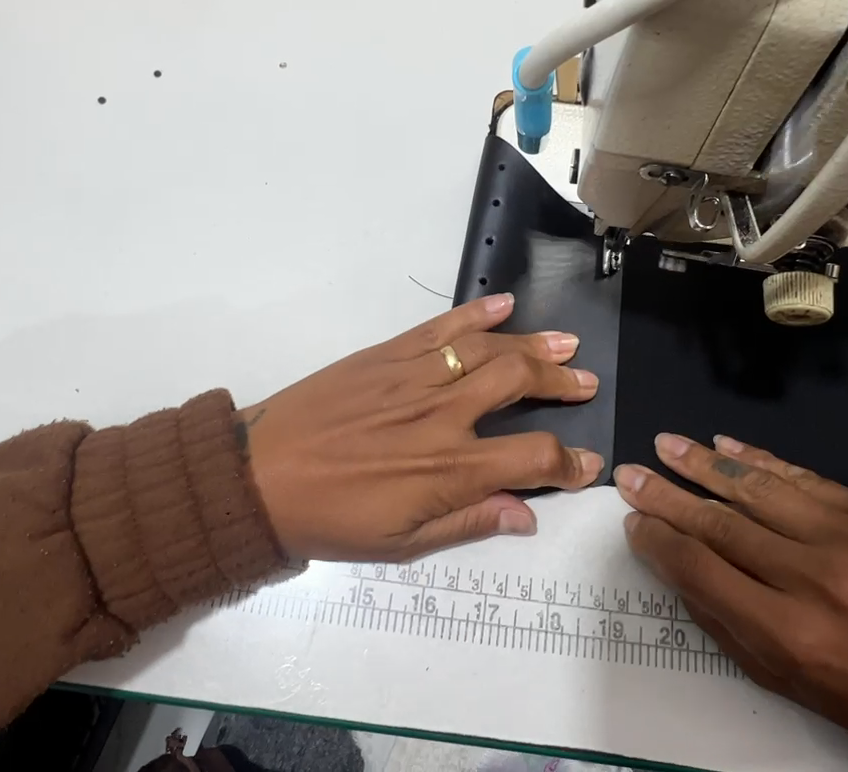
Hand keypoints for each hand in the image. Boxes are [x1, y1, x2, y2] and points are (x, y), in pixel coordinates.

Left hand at [242, 292, 601, 561]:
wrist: (259, 475)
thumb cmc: (330, 519)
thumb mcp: (400, 544)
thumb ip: (467, 524)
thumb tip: (525, 515)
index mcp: (448, 469)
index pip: (531, 458)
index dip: (569, 463)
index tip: (588, 463)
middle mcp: (442, 414)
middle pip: (517, 382)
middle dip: (560, 383)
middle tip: (586, 382)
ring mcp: (415, 376)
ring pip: (487, 348)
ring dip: (531, 342)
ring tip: (564, 341)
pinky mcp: (388, 354)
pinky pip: (440, 327)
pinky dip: (475, 312)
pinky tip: (504, 304)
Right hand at [616, 434, 847, 749]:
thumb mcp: (778, 676)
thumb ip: (720, 615)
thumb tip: (672, 557)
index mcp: (789, 631)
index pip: (702, 569)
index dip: (659, 540)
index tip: (632, 520)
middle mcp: (816, 577)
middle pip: (722, 524)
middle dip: (667, 496)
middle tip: (630, 474)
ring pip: (757, 488)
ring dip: (704, 464)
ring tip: (666, 445)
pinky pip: (802, 476)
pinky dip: (758, 459)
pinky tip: (723, 445)